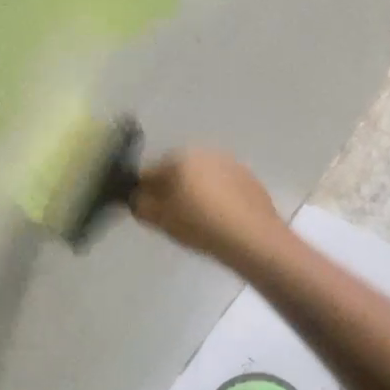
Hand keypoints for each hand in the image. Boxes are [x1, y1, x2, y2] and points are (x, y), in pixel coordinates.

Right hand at [130, 149, 286, 263]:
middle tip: (173, 215)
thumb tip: (137, 197)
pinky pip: (222, 183)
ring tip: (199, 218)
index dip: (144, 192)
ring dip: (196, 190)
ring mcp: (228, 162)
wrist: (252, 237)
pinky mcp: (248, 176)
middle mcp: (202, 152)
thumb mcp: (160, 220)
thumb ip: (141, 205)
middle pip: (176, 170)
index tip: (148, 210)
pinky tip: (220, 216)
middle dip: (172, 188)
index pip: (149, 173)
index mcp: (177, 159)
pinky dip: (217, 194)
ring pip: (201, 175)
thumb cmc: (200, 226)